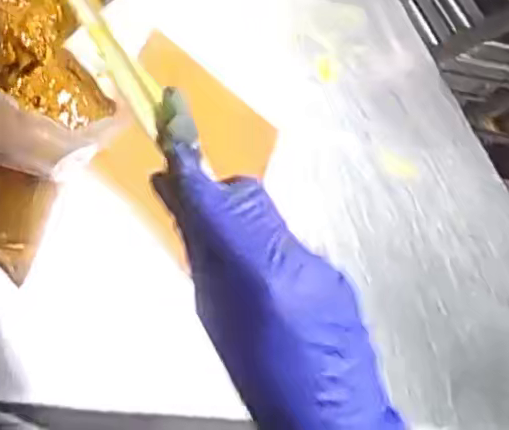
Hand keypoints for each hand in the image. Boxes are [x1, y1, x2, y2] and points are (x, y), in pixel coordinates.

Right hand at [154, 128, 402, 429]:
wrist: (336, 425)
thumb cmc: (258, 376)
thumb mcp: (212, 314)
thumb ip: (197, 250)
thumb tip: (174, 196)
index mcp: (254, 270)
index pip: (211, 196)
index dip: (188, 154)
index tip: (173, 111)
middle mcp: (292, 256)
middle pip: (245, 194)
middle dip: (220, 197)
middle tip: (202, 222)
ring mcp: (319, 262)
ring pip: (267, 216)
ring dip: (244, 226)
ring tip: (238, 269)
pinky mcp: (335, 273)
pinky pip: (290, 243)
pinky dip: (270, 252)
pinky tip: (271, 290)